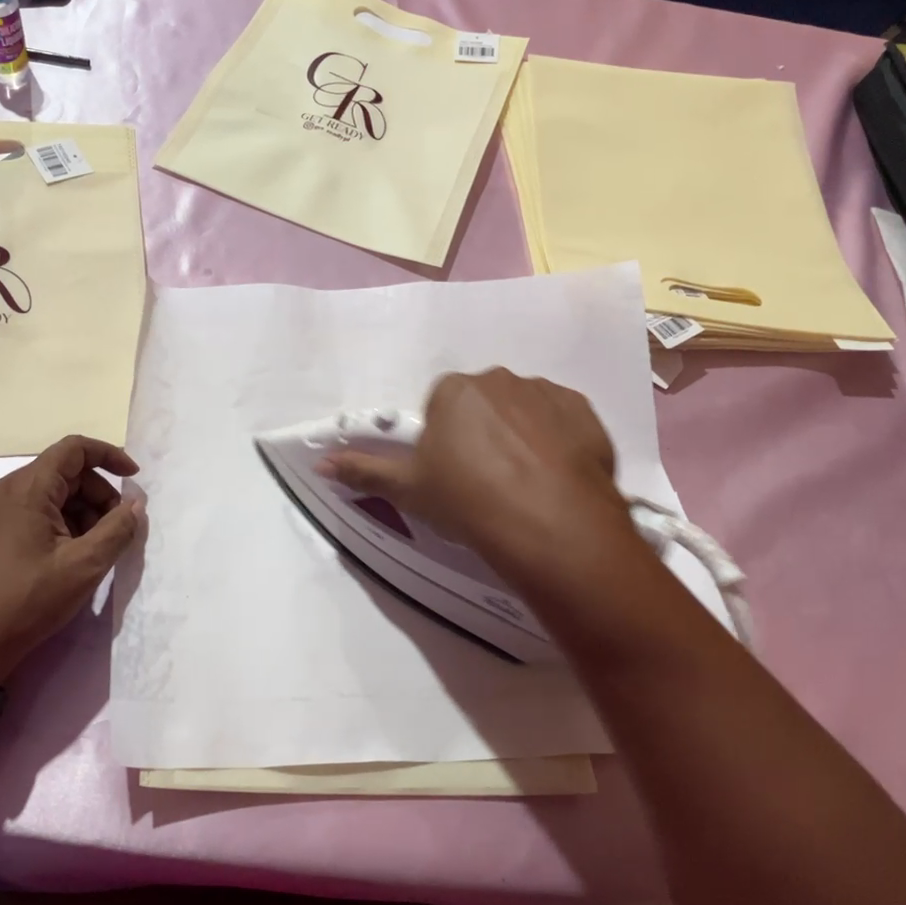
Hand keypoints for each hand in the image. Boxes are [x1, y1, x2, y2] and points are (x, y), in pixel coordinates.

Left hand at [0, 436, 142, 685]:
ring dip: (83, 513)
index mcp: (26, 488)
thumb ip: (117, 529)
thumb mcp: (84, 566)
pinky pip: (37, 511)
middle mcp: (7, 489)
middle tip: (118, 530)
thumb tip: (136, 504)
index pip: (74, 449)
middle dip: (100, 495)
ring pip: (53, 494)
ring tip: (96, 551)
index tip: (135, 477)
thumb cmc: (27, 601)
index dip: (109, 455)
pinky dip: (63, 524)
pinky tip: (73, 557)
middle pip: (66, 472)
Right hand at [319, 368, 632, 562]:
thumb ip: (364, 470)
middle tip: (485, 484)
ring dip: (520, 437)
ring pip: (524, 412)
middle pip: (483, 405)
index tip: (452, 477)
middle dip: (482, 435)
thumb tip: (320, 462)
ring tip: (524, 486)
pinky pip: (562, 423)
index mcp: (453, 391)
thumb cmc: (467, 501)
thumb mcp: (408, 490)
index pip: (441, 409)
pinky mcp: (585, 413)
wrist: (551, 525)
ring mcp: (547, 392)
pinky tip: (553, 480)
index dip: (444, 444)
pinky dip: (557, 444)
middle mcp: (499, 379)